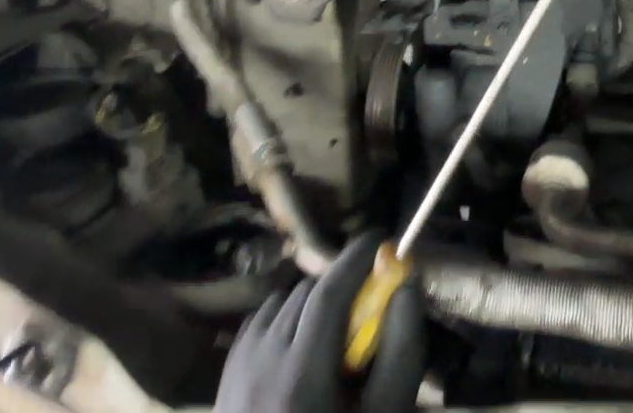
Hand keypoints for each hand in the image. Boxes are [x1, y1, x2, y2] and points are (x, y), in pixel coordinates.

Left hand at [216, 233, 425, 412]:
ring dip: (316, 303)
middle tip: (372, 304)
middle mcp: (259, 366)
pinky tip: (303, 348)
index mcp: (300, 378)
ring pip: (282, 304)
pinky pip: (260, 323)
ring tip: (338, 336)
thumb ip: (403, 347)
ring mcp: (236, 374)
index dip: (358, 256)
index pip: (329, 291)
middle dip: (344, 286)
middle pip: (308, 293)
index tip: (384, 237)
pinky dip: (286, 318)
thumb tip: (406, 283)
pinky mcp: (225, 382)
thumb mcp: (388, 412)